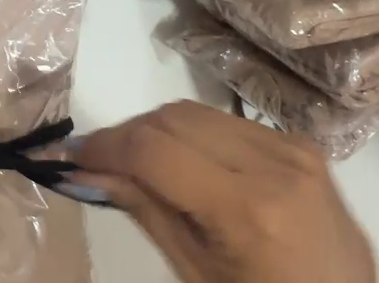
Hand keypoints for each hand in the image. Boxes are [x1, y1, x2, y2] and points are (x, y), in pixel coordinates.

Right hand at [74, 101, 374, 282]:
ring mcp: (295, 150)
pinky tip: (190, 165)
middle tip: (103, 164)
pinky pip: (228, 122)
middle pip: (171, 120)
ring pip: (195, 112)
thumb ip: (144, 210)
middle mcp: (275, 166)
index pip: (153, 151)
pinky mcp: (305, 145)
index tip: (74, 157)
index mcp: (250, 211)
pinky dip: (196, 135)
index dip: (105, 147)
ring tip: (143, 164)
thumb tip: (87, 169)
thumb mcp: (198, 276)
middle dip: (128, 137)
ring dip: (158, 131)